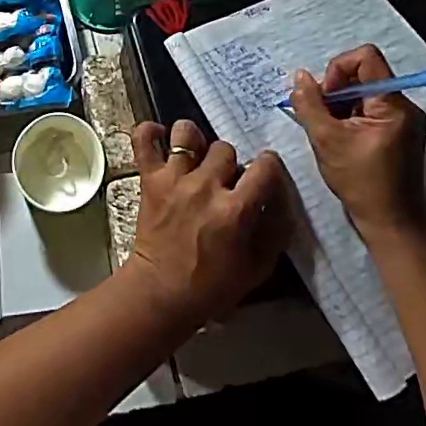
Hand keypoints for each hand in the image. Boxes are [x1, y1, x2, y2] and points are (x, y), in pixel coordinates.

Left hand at [123, 119, 288, 328]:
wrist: (162, 293)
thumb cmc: (212, 285)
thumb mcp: (258, 266)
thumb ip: (275, 229)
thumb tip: (282, 197)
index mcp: (235, 210)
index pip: (264, 166)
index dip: (268, 165)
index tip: (264, 173)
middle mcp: (205, 186)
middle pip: (225, 148)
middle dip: (229, 162)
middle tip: (224, 179)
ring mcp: (174, 178)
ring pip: (187, 133)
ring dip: (194, 141)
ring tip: (194, 157)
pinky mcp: (149, 178)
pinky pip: (144, 139)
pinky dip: (150, 131)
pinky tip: (161, 138)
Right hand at [290, 46, 425, 245]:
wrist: (392, 224)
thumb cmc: (360, 182)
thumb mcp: (326, 139)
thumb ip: (310, 103)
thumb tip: (300, 76)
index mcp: (393, 104)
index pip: (366, 58)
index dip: (338, 68)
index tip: (326, 96)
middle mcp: (405, 106)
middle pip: (364, 75)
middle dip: (336, 90)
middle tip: (321, 117)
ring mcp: (405, 121)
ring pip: (364, 93)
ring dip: (341, 105)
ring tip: (330, 132)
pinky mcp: (400, 134)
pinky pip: (370, 109)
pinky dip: (350, 117)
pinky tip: (340, 139)